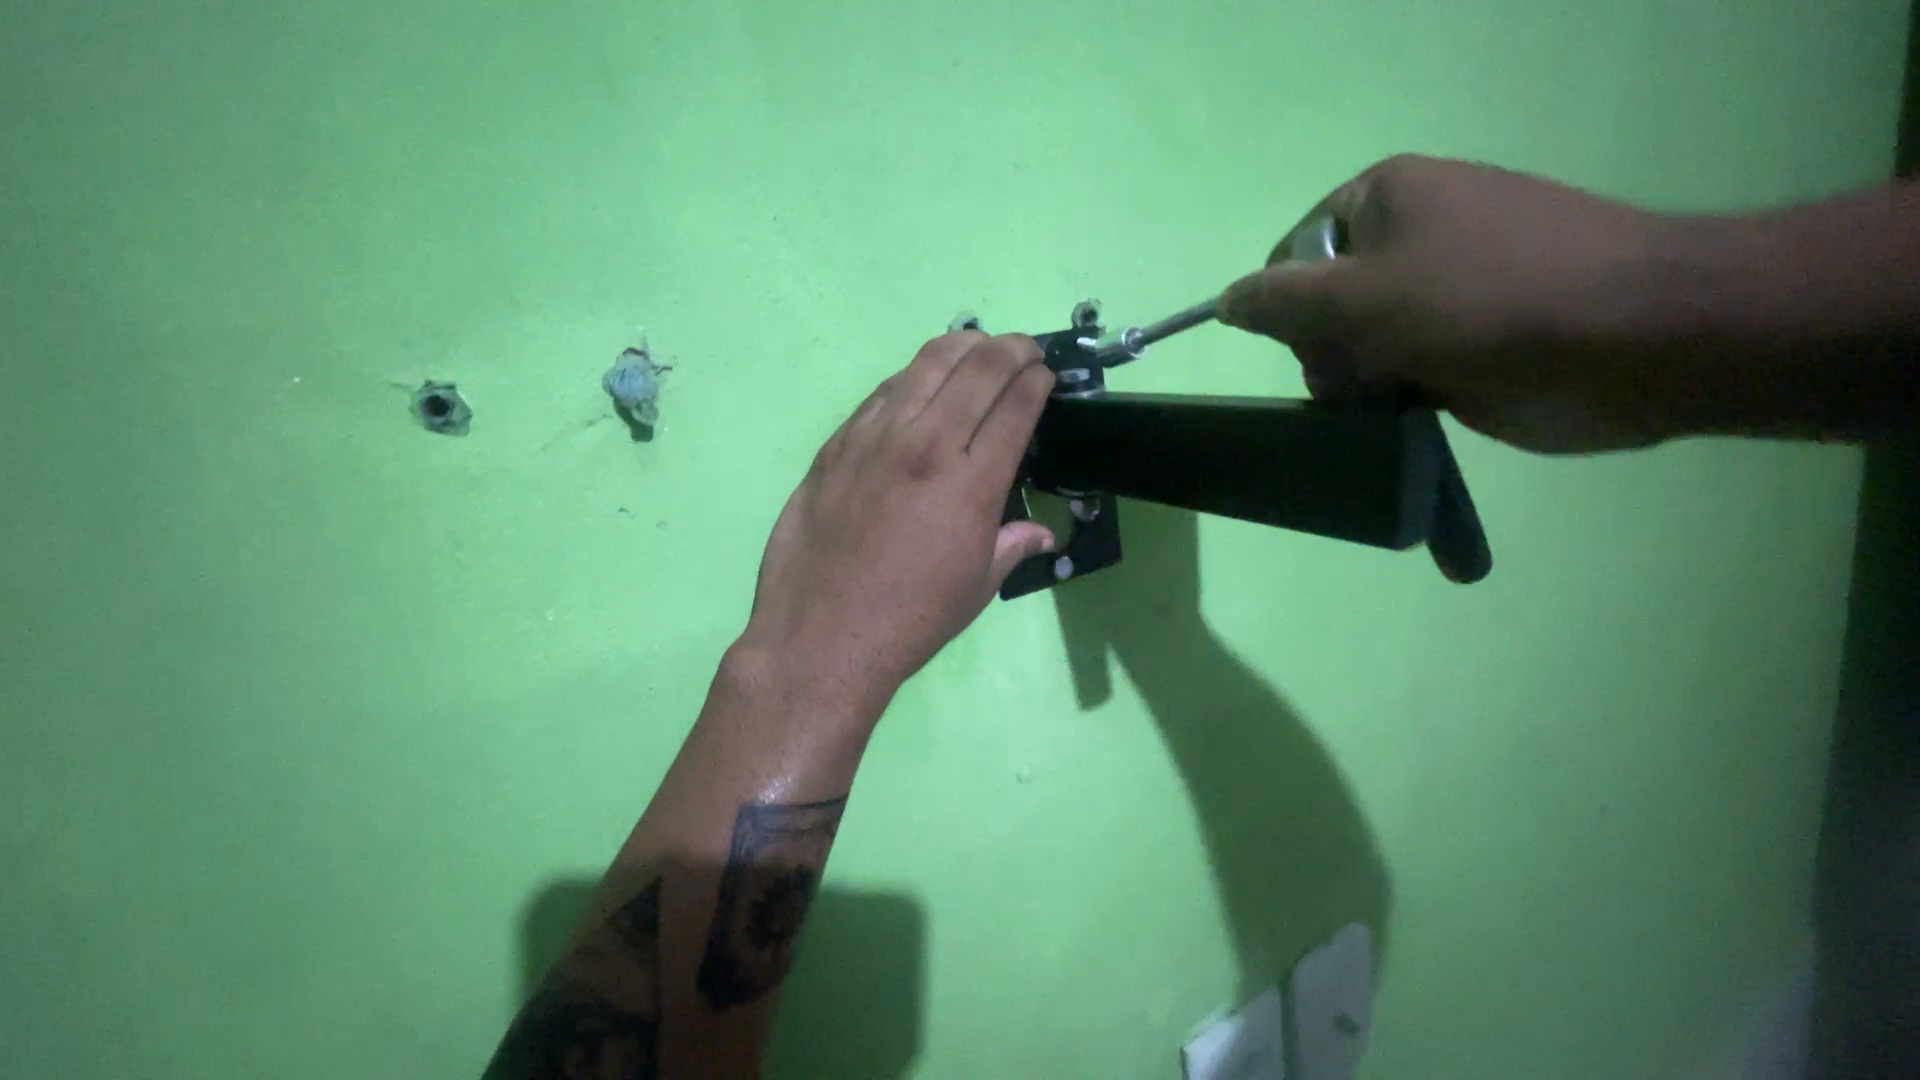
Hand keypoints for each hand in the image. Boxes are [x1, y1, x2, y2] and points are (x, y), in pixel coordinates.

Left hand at [735, 331, 1056, 714]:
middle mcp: (926, 444)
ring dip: (962, 346)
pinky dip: (914, 376)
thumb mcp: (977, 587)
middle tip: (1023, 350)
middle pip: (978, 368)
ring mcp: (875, 438)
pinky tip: (920, 384)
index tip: (1046, 374)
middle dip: (1011, 348)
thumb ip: (1012, 546)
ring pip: (926, 364)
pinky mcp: (836, 443)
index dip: (1038, 380)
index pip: (1016, 405)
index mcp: (971, 482)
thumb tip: (1043, 535)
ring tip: (977, 347)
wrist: (822, 635)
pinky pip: (883, 391)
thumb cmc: (910, 619)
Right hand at [1220, 155, 1687, 452]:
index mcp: (1387, 199)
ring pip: (1355, 348)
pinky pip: (1396, 373)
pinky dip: (1392, 397)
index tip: (1313, 341)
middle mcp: (1412, 238)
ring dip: (1358, 381)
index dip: (1288, 306)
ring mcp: (1443, 293)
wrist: (1637, 343)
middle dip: (1327, 351)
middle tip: (1362, 373)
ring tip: (1395, 395)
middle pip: (1319, 307)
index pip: (1291, 256)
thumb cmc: (1486, 302)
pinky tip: (1411, 410)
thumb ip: (1278, 300)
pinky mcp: (1466, 343)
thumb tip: (1223, 301)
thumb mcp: (1359, 295)